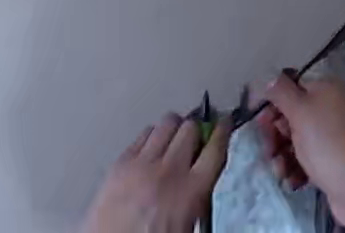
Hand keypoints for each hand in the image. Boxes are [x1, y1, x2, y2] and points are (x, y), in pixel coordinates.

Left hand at [79, 111, 230, 232]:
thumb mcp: (187, 228)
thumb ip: (199, 196)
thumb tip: (204, 171)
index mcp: (190, 193)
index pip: (215, 149)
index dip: (223, 131)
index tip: (225, 122)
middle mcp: (168, 172)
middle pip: (191, 128)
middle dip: (196, 131)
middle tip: (194, 140)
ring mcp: (141, 164)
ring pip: (167, 122)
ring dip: (174, 130)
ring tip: (172, 141)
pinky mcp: (119, 163)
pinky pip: (143, 133)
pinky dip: (151, 137)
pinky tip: (150, 151)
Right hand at [255, 74, 344, 200]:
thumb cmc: (327, 142)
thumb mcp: (300, 111)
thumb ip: (280, 91)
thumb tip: (268, 76)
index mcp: (325, 87)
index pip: (291, 86)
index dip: (272, 103)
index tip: (259, 122)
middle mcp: (330, 106)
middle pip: (292, 114)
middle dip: (276, 133)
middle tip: (269, 151)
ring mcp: (332, 133)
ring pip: (297, 138)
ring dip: (283, 154)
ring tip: (280, 171)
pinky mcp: (332, 159)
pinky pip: (307, 157)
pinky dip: (297, 167)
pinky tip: (292, 180)